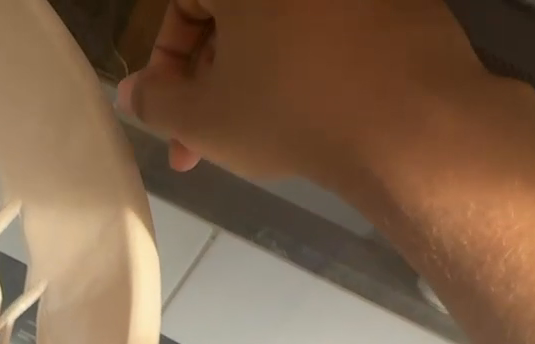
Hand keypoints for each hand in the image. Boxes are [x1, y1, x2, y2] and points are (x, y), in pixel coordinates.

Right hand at [117, 0, 534, 190]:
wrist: (404, 119)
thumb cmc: (285, 112)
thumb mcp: (198, 119)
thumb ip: (153, 101)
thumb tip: (130, 90)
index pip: (183, 2)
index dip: (166, 60)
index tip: (169, 108)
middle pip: (233, 14)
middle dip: (207, 78)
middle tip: (198, 140)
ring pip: (277, 24)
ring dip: (249, 77)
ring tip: (244, 136)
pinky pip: (324, 26)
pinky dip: (299, 63)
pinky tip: (297, 112)